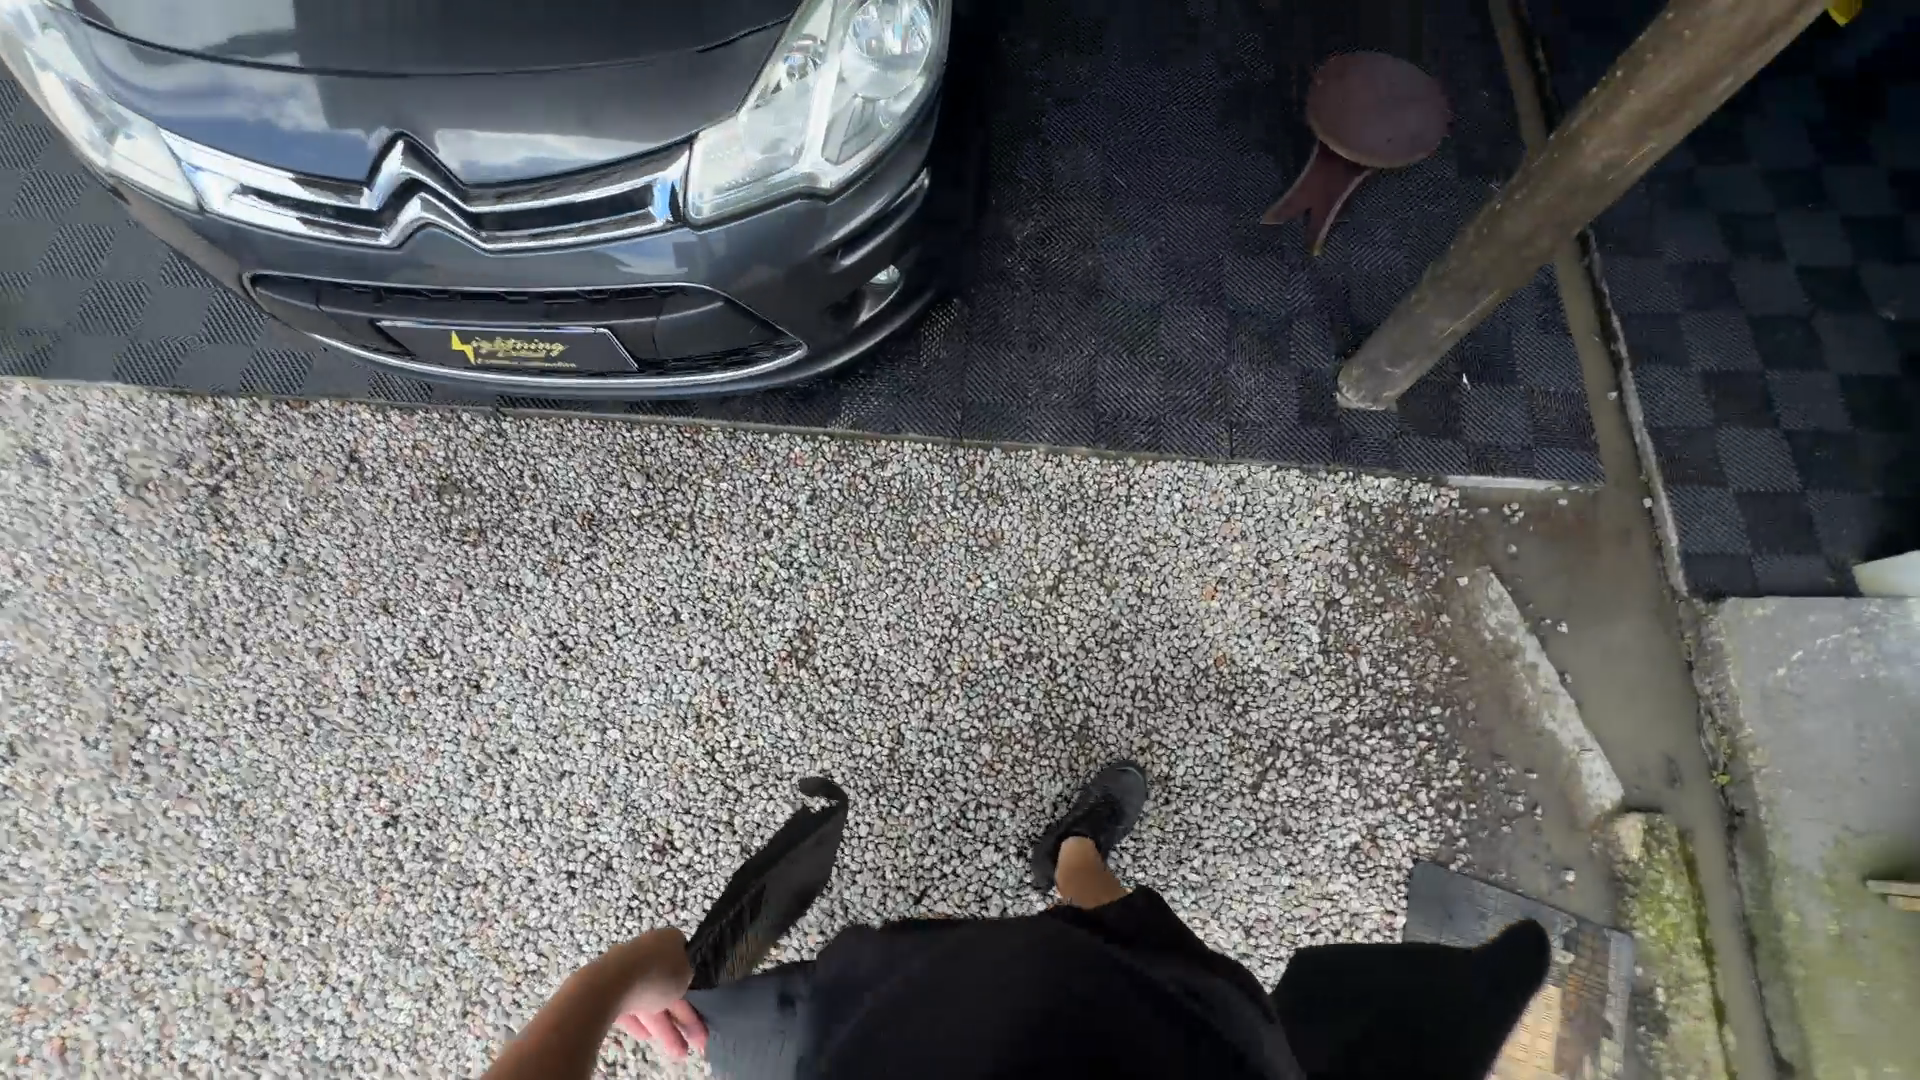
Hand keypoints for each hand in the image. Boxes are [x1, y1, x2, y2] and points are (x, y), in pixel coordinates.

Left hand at [607, 928, 707, 1060]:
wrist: (612, 983)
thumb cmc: (658, 973)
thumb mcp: (687, 976)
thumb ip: (686, 979)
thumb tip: (680, 981)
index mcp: (670, 939)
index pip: (685, 959)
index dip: (693, 983)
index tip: (700, 1001)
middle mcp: (649, 951)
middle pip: (668, 985)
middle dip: (683, 1014)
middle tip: (697, 1038)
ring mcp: (628, 970)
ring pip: (651, 999)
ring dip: (666, 1026)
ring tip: (679, 1051)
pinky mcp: (610, 990)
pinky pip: (631, 1007)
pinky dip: (640, 1021)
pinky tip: (647, 1037)